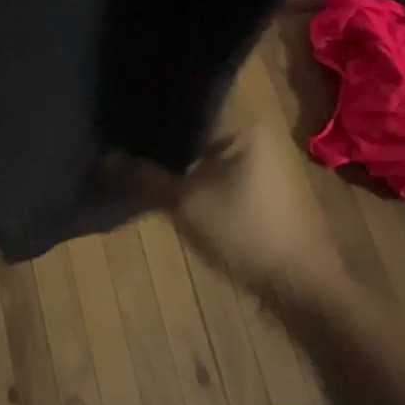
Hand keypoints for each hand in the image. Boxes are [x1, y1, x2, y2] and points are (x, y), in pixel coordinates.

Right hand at [109, 129, 347, 302]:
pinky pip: (219, 181)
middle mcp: (260, 141)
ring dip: (177, 173)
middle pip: (195, 139)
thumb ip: (141, 178)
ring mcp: (267, 170)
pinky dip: (196, 188)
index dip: (150, 127)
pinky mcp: (265, 197)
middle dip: (161, 152)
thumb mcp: (184, 204)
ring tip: (136, 175)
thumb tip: (102, 160)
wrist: (302, 289)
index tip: (117, 134)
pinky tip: (168, 197)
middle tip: (120, 155)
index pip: (187, 115)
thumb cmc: (245, 232)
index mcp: (247, 128)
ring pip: (206, 163)